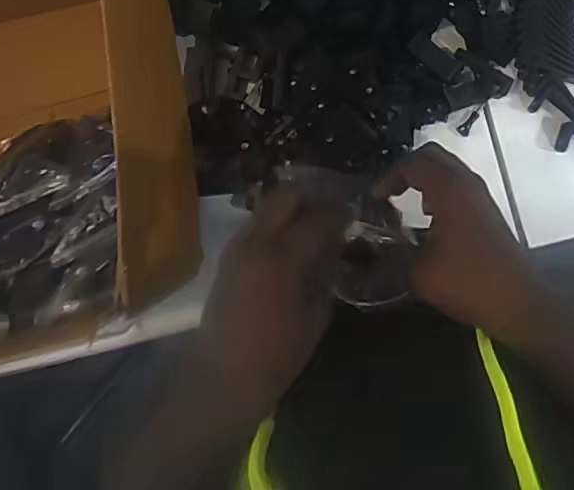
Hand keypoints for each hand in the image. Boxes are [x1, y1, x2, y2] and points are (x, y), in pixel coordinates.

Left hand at [188, 184, 345, 421]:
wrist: (222, 376)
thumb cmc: (275, 356)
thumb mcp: (314, 319)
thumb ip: (326, 278)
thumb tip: (335, 252)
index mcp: (283, 259)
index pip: (317, 219)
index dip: (338, 214)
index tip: (351, 217)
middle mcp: (257, 241)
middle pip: (286, 196)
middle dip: (310, 199)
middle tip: (327, 217)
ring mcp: (238, 244)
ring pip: (268, 205)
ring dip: (290, 210)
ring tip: (308, 230)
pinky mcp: (228, 254)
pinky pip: (256, 224)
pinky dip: (274, 224)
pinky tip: (287, 246)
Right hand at [376, 143, 546, 339]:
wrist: (519, 303)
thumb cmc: (468, 281)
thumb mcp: (420, 272)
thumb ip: (391, 256)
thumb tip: (372, 249)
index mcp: (448, 188)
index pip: (411, 163)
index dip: (389, 177)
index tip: (376, 198)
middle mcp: (466, 183)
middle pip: (432, 156)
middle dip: (407, 169)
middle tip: (390, 190)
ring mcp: (480, 195)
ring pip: (447, 169)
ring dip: (425, 178)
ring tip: (408, 202)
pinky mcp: (488, 211)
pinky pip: (458, 185)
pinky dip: (440, 190)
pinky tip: (432, 219)